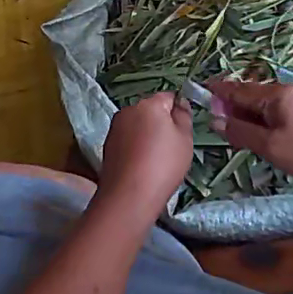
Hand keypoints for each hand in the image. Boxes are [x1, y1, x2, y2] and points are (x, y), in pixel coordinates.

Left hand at [98, 92, 193, 210]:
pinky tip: (141, 164)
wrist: (129, 196)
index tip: (183, 131)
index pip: (169, 97)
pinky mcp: (107, 145)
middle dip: (161, 122)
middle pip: (151, 110)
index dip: (179, 111)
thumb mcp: (185, 139)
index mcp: (149, 104)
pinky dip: (135, 146)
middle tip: (172, 146)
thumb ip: (184, 116)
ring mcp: (115, 127)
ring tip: (155, 158)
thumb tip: (180, 104)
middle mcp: (128, 110)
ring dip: (147, 134)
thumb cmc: (163, 164)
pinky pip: (128, 138)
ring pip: (138, 124)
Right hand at [207, 81, 292, 194]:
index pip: (240, 90)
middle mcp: (290, 91)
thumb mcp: (271, 146)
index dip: (219, 92)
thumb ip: (241, 132)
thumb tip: (216, 120)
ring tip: (237, 132)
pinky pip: (281, 112)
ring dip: (250, 116)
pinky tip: (265, 136)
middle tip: (216, 120)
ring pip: (268, 105)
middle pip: (254, 95)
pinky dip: (267, 121)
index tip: (201, 89)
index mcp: (277, 94)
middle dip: (234, 105)